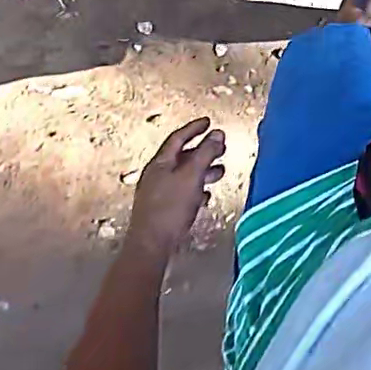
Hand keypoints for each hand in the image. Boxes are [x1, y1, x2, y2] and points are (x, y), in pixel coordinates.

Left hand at [125, 118, 225, 262]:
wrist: (150, 247)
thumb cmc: (170, 207)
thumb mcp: (193, 175)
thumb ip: (206, 152)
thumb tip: (217, 133)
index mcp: (160, 163)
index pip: (178, 138)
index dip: (194, 128)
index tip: (208, 122)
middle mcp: (157, 175)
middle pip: (182, 156)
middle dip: (203, 150)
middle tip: (220, 147)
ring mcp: (158, 194)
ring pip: (184, 175)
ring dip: (203, 171)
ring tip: (220, 171)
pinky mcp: (162, 211)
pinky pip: (182, 192)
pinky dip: (196, 189)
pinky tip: (205, 196)